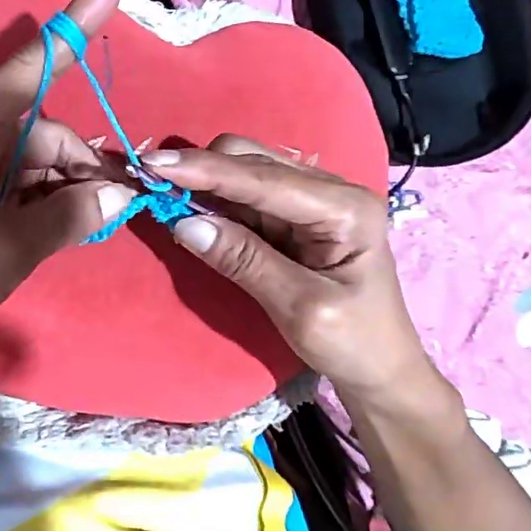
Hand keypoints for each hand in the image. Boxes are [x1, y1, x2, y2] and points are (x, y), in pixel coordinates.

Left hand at [0, 0, 136, 376]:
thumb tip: (117, 193)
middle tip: (120, 201)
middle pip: (43, 128)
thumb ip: (68, 214)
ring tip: (98, 219)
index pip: (28, 67)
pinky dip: (50, 200)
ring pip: (36, 159)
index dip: (73, 28)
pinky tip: (72, 224)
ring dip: (69, 184)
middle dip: (84, 159)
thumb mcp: (8, 249)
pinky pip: (21, 184)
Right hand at [143, 136, 445, 402]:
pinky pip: (243, 196)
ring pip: (243, 171)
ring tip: (160, 193)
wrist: (381, 370)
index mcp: (344, 208)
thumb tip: (183, 224)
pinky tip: (186, 205)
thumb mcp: (301, 309)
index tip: (153, 164)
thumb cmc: (354, 344)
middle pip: (251, 159)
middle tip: (150, 184)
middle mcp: (329, 191)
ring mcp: (310, 201)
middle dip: (200, 169)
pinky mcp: (291, 217)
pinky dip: (212, 198)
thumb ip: (244, 261)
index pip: (263, 179)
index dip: (205, 170)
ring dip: (202, 181)